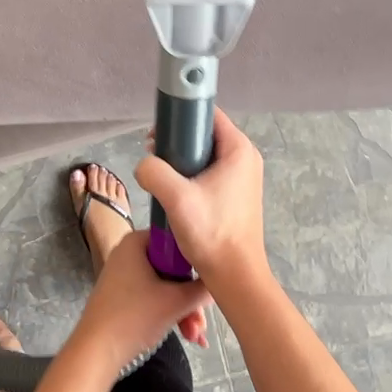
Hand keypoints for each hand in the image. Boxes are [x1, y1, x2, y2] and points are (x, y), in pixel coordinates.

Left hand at [67, 231, 210, 375]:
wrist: (96, 351)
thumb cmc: (135, 317)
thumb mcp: (176, 302)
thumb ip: (202, 289)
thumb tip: (219, 281)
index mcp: (136, 242)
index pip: (176, 240)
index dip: (196, 261)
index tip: (209, 283)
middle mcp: (129, 252)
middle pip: (173, 268)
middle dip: (191, 298)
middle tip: (202, 322)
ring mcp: (124, 274)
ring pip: (165, 286)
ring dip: (184, 311)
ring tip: (196, 337)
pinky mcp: (122, 295)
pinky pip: (153, 297)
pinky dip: (169, 314)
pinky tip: (188, 337)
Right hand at [136, 109, 269, 291]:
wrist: (236, 276)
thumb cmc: (212, 232)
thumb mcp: (176, 198)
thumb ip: (153, 171)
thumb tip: (145, 166)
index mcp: (239, 150)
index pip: (208, 114)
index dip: (181, 117)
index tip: (159, 133)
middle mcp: (245, 159)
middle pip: (205, 134)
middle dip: (178, 141)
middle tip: (155, 155)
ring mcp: (243, 178)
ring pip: (205, 155)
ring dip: (181, 161)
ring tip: (161, 177)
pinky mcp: (236, 195)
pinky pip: (209, 172)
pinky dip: (190, 175)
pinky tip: (174, 193)